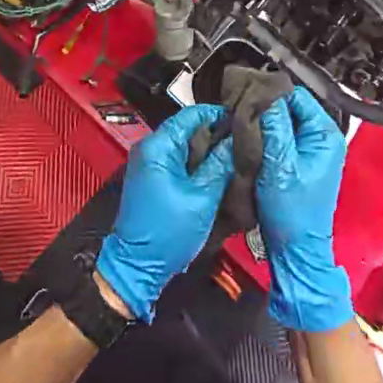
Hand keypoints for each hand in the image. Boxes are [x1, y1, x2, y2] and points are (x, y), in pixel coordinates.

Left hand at [96, 104, 232, 321]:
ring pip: (189, 145)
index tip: (245, 124)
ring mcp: (152, 163)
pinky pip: (182, 160)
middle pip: (191, 128)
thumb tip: (238, 138)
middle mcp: (152, 148)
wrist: (137, 269)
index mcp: (158, 146)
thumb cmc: (166, 234)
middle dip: (218, 135)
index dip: (221, 116)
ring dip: (210, 152)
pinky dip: (200, 165)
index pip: (194, 113)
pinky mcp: (156, 178)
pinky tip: (219, 173)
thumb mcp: (203, 197)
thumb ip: (222, 163)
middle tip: (245, 143)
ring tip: (236, 158)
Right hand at [256, 87, 352, 331]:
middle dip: (265, 109)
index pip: (297, 97)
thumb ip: (274, 128)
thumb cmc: (292, 214)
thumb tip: (265, 97)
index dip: (271, 94)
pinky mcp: (296, 163)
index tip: (247, 95)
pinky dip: (264, 139)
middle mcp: (321, 139)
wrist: (294, 250)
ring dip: (263, 125)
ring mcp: (309, 152)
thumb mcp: (280, 166)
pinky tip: (250, 142)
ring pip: (282, 124)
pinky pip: (279, 140)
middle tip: (240, 111)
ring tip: (243, 126)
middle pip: (289, 108)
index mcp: (325, 135)